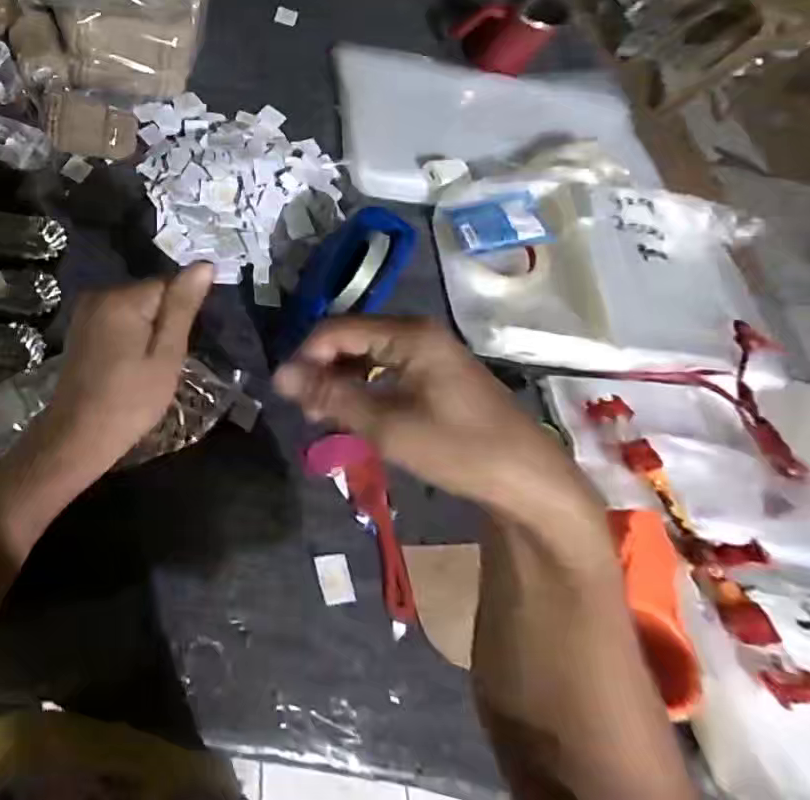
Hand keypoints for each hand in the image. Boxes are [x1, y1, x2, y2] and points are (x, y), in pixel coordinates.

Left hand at [13, 263, 215, 491]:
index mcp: (123, 298)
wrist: (77, 436)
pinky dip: (128, 336)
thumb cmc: (130, 401)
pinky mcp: (80, 327)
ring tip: (145, 366)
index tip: (176, 348)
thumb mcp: (166, 356)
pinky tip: (127, 364)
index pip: (169, 284)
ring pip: (135, 307)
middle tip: (162, 361)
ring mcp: (85, 310)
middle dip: (163, 322)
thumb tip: (204, 264)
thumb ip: (183, 307)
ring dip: (146, 330)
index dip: (180, 315)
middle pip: (150, 294)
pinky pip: (117, 319)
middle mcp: (100, 294)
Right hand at [273, 316, 605, 538]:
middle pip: (351, 338)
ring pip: (367, 354)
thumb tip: (279, 375)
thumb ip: (333, 396)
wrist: (530, 479)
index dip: (305, 357)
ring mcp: (430, 351)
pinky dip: (365, 387)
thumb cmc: (459, 449)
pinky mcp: (436, 372)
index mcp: (408, 333)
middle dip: (322, 369)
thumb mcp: (388, 426)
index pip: (336, 330)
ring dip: (341, 380)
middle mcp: (418, 331)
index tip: (285, 394)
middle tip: (306, 410)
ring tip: (325, 417)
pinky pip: (387, 367)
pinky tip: (356, 414)